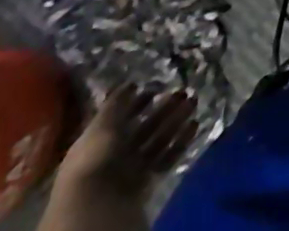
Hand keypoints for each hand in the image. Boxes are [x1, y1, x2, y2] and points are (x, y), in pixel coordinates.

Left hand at [57, 86, 197, 194]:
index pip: (119, 117)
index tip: (157, 86)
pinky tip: (194, 125)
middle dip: (163, 108)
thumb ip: (115, 106)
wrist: (97, 205)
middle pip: (143, 127)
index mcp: (97, 141)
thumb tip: (129, 83)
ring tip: (193, 102)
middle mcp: (115, 154)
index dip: (137, 102)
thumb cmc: (94, 160)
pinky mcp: (149, 178)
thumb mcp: (101, 127)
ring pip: (158, 139)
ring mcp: (132, 167)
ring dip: (176, 120)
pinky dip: (181, 141)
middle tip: (183, 91)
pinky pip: (168, 156)